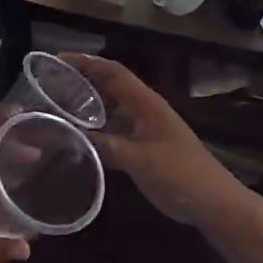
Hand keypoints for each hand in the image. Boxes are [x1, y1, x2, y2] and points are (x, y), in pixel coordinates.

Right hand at [61, 54, 245, 225]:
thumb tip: (65, 135)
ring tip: (54, 106)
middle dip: (81, 80)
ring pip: (110, 109)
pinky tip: (75, 137)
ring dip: (86, 105)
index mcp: (146, 104)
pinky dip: (94, 129)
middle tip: (48, 84)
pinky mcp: (143, 148)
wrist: (214, 202)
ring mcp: (145, 129)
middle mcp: (144, 110)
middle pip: (109, 86)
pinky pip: (113, 130)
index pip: (113, 72)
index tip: (58, 60)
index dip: (86, 62)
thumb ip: (104, 146)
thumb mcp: (139, 160)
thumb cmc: (181, 175)